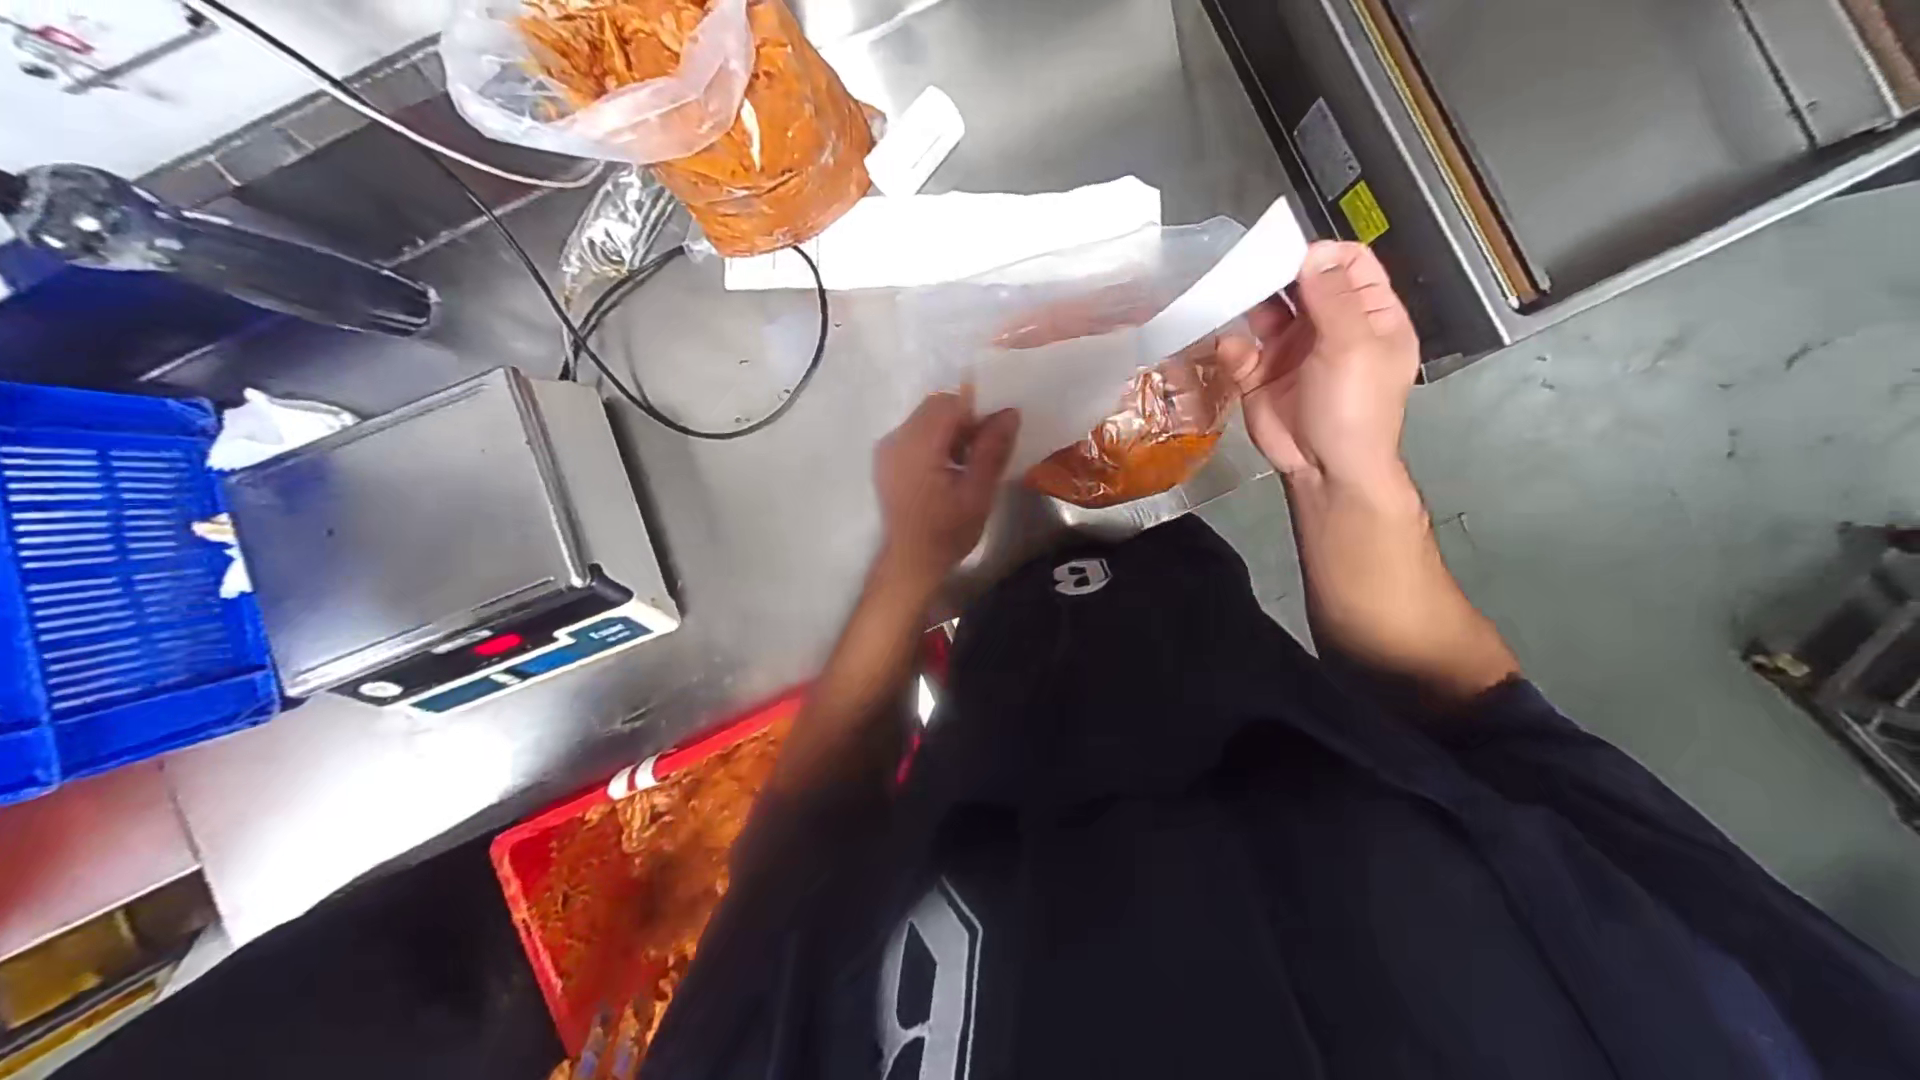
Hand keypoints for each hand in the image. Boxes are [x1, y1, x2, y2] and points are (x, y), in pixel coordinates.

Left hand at [874, 392, 1019, 587]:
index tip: (992, 436)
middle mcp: (896, 439)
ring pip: (924, 419)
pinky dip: (934, 442)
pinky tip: (946, 470)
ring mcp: (886, 449)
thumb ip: (992, 449)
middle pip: (935, 407)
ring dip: (949, 430)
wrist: (910, 563)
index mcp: (917, 446)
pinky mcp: (885, 460)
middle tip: (981, 451)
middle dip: (963, 419)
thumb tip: (1009, 413)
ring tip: (965, 463)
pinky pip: (914, 434)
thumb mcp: (978, 493)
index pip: (949, 402)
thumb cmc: (947, 532)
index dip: (976, 411)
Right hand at [1220, 241, 1419, 491]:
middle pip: (1300, 284)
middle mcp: (1329, 326)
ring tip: (1230, 298)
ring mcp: (1293, 350)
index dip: (1320, 256)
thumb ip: (1333, 297)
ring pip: (1266, 311)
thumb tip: (1313, 254)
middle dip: (1276, 275)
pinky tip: (1232, 350)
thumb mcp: (1354, 346)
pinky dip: (1232, 347)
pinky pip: (1241, 349)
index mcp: (1368, 314)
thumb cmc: (1355, 409)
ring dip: (1249, 304)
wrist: (1324, 468)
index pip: (1347, 265)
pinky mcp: (1260, 374)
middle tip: (1249, 269)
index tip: (1290, 256)